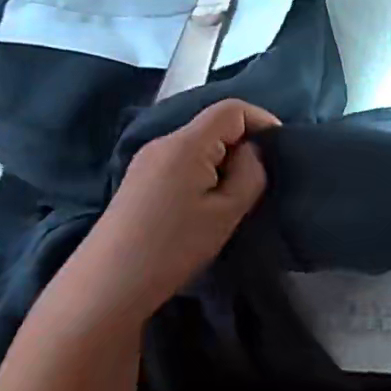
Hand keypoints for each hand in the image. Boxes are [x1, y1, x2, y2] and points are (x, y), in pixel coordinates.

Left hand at [61, 99, 280, 320]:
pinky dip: (202, 171)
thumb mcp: (226, 212)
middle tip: (260, 179)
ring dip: (222, 160)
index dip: (262, 121)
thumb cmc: (174, 246)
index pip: (232, 109)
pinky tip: (205, 203)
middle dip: (243, 143)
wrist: (110, 280)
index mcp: (187, 143)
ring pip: (197, 144)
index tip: (280, 150)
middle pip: (213, 124)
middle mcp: (164, 140)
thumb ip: (250, 174)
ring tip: (235, 196)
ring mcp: (147, 159)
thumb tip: (251, 152)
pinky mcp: (139, 179)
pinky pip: (181, 160)